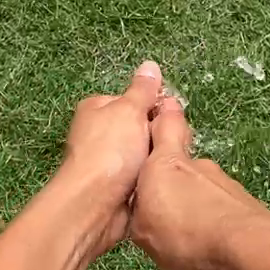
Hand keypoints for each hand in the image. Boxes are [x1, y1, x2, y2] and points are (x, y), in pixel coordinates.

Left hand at [48, 60, 164, 256]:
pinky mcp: (119, 185)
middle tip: (173, 143)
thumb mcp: (130, 111)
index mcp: (98, 108)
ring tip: (171, 164)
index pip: (137, 100)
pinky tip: (164, 180)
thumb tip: (150, 64)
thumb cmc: (110, 150)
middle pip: (145, 126)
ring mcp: (110, 160)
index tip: (171, 117)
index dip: (157, 108)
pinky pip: (146, 174)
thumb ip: (143, 90)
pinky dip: (155, 176)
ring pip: (149, 152)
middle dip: (161, 134)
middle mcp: (101, 132)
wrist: (95, 204)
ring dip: (160, 158)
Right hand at [128, 96, 269, 269]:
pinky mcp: (247, 210)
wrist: (251, 249)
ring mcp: (227, 189)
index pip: (165, 127)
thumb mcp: (143, 230)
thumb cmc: (187, 236)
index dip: (162, 117)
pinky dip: (217, 255)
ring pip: (202, 212)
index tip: (163, 105)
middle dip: (173, 206)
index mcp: (168, 166)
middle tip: (164, 236)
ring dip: (196, 239)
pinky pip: (223, 233)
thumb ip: (141, 216)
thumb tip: (148, 214)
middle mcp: (201, 170)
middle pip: (182, 179)